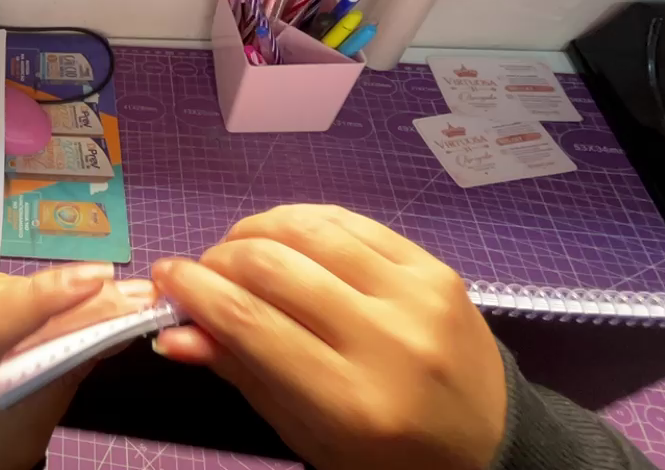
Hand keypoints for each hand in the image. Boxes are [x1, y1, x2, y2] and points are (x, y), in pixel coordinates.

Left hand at [0, 264, 154, 469]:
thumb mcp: (26, 426)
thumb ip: (65, 370)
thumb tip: (119, 318)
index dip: (45, 297)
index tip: (97, 279)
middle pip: (8, 302)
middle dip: (68, 298)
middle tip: (122, 295)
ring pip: (3, 287)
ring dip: (37, 301)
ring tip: (48, 328)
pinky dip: (12, 298)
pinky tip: (11, 322)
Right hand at [151, 205, 506, 469]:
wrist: (499, 450)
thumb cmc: (386, 455)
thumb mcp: (306, 432)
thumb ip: (237, 371)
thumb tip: (170, 331)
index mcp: (354, 401)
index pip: (249, 321)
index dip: (193, 289)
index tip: (164, 277)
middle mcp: (389, 342)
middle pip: (270, 266)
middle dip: (217, 259)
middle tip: (204, 272)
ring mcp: (416, 296)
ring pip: (302, 229)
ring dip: (251, 232)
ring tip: (240, 252)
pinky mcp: (434, 267)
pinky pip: (343, 219)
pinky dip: (296, 221)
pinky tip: (283, 239)